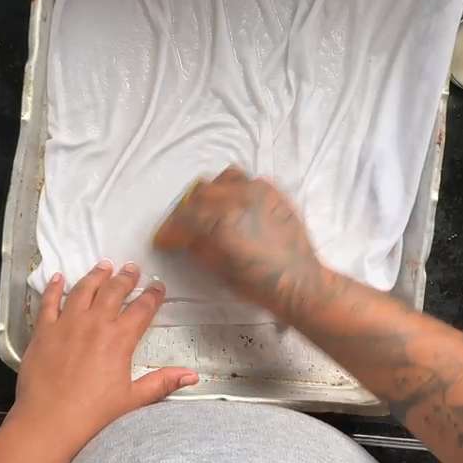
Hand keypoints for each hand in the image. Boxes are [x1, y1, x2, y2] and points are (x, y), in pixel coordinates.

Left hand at [10, 259, 196, 454]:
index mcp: (119, 340)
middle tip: (132, 269)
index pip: (141, 309)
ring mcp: (66, 325)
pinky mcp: (43, 332)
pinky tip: (58, 277)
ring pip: (83, 290)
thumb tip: (191, 376)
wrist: (49, 422)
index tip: (158, 286)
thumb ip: (162, 383)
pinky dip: (54, 288)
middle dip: (125, 278)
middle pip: (113, 292)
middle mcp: (94, 325)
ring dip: (95, 276)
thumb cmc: (93, 415)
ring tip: (103, 266)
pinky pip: (48, 302)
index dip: (152, 295)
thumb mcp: (133, 400)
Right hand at [152, 167, 330, 317]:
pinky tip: (236, 207)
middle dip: (187, 210)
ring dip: (212, 193)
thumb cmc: (258, 284)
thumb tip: (185, 237)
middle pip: (200, 193)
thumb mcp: (219, 270)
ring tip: (210, 210)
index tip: (164, 240)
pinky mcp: (275, 193)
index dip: (170, 230)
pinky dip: (237, 190)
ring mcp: (260, 192)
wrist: (299, 282)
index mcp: (222, 221)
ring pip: (224, 179)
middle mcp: (239, 199)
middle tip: (183, 227)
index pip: (185, 217)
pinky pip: (249, 181)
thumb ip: (197, 247)